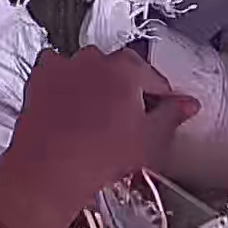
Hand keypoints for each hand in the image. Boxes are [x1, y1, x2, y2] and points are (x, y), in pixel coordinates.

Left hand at [0, 46, 198, 227]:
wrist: (49, 168)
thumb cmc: (98, 154)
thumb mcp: (150, 139)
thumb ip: (172, 115)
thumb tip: (187, 105)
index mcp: (127, 68)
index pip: (154, 78)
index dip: (161, 96)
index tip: (162, 108)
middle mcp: (95, 59)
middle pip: (121, 70)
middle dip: (127, 89)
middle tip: (128, 118)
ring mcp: (65, 65)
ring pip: (89, 68)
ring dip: (95, 83)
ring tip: (97, 115)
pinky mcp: (41, 76)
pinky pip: (57, 70)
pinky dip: (64, 82)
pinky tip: (68, 104)